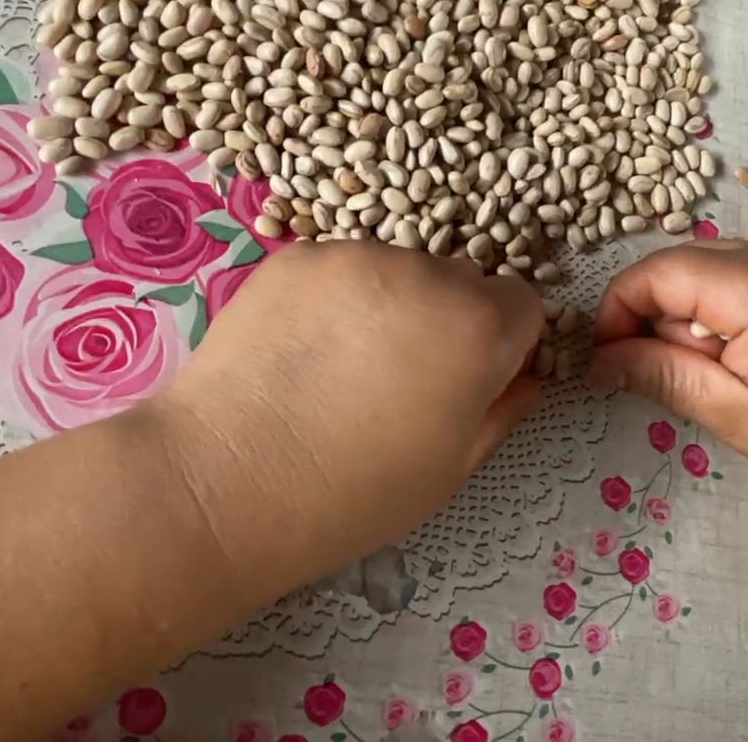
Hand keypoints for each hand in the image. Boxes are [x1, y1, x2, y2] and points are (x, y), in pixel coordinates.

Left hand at [145, 240, 545, 601]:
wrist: (223, 482)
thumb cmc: (351, 493)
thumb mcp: (451, 469)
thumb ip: (503, 411)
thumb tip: (525, 379)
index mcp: (477, 325)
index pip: (522, 305)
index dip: (502, 344)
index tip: (468, 378)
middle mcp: (425, 271)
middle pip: (460, 282)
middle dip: (447, 319)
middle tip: (399, 375)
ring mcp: (355, 253)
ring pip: (399, 271)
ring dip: (391, 304)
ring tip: (341, 364)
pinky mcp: (298, 254)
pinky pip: (342, 267)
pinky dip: (337, 298)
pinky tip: (303, 348)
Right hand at [588, 240, 747, 544]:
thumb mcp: (739, 417)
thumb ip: (662, 374)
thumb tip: (600, 359)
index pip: (657, 271)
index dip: (618, 309)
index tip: (606, 360)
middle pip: (681, 263)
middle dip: (653, 314)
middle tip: (659, 375)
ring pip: (711, 267)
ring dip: (688, 313)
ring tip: (710, 372)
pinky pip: (745, 275)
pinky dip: (722, 309)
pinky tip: (743, 357)